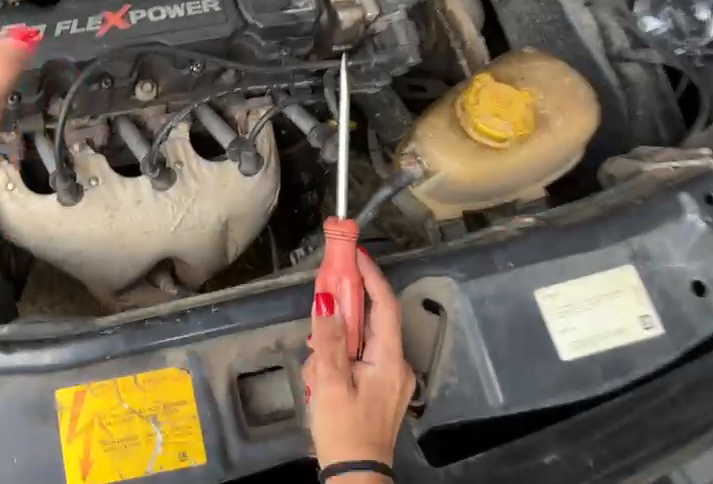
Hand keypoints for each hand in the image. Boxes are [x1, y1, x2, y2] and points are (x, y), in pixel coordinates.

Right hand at [305, 250, 417, 472]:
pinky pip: (360, 358)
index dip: (370, 275)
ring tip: (316, 368)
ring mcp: (391, 378)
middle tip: (319, 309)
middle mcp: (397, 365)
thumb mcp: (329, 381)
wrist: (355, 479)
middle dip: (341, 315)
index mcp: (390, 359)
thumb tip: (327, 299)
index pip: (384, 304)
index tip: (354, 252)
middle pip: (371, 320)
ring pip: (361, 340)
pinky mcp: (381, 389)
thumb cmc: (343, 429)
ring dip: (335, 343)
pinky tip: (321, 377)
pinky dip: (340, 357)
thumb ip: (328, 337)